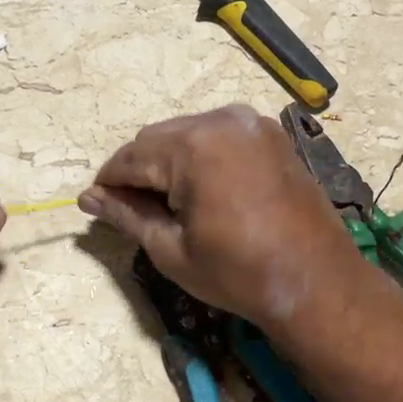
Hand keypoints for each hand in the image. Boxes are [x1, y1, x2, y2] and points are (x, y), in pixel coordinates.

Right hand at [79, 105, 367, 330]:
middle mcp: (221, 120)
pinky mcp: (270, 136)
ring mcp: (251, 123)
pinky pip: (217, 136)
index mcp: (193, 146)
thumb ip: (127, 215)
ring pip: (186, 133)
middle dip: (138, 171)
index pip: (130, 157)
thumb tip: (88, 199)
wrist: (314, 280)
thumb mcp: (171, 248)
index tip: (96, 205)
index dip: (108, 183)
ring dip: (168, 163)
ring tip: (168, 206)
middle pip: (156, 139)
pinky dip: (199, 158)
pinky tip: (200, 193)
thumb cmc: (237, 272)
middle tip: (133, 212)